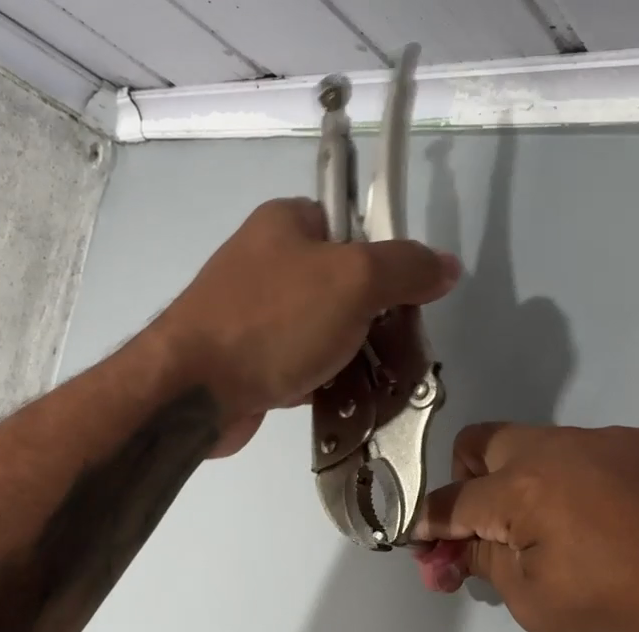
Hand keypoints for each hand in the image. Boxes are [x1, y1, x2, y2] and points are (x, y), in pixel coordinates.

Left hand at [145, 198, 459, 456]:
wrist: (192, 390)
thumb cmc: (273, 321)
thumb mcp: (354, 280)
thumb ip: (405, 268)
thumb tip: (446, 265)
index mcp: (284, 222)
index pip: (351, 223)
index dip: (385, 255)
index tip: (406, 294)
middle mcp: (264, 262)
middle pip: (340, 283)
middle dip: (372, 316)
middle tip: (398, 346)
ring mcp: (250, 315)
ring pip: (321, 330)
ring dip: (350, 356)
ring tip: (379, 382)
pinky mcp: (244, 361)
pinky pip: (298, 365)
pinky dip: (319, 382)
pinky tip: (342, 403)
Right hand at [414, 423, 638, 631]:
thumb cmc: (633, 608)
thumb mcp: (540, 604)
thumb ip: (489, 566)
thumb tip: (462, 547)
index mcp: (524, 487)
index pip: (451, 501)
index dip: (428, 527)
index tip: (425, 549)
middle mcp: (561, 448)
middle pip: (482, 444)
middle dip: (466, 485)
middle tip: (484, 533)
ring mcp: (612, 439)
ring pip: (539, 447)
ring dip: (523, 486)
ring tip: (556, 537)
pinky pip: (592, 455)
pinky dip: (576, 485)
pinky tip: (611, 527)